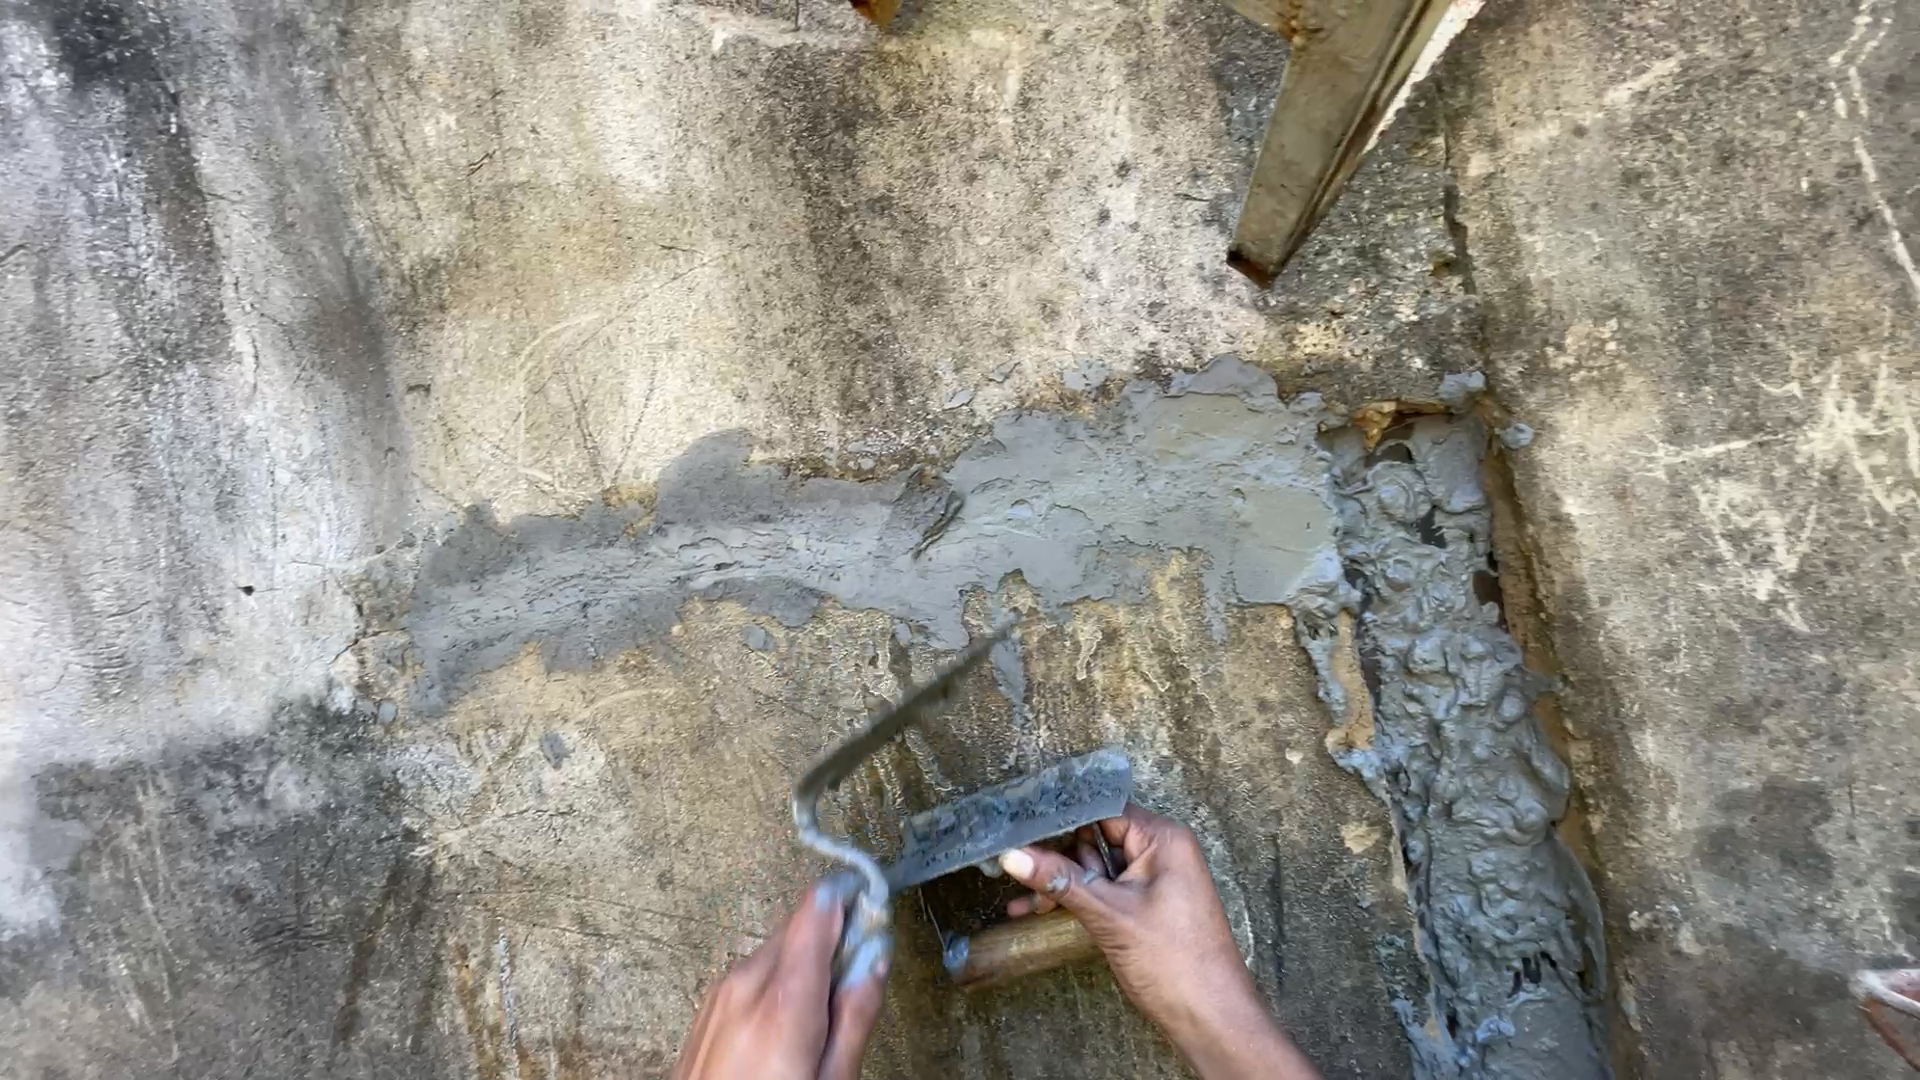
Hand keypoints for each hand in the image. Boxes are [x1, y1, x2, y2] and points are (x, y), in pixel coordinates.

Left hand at [671, 878, 889, 1079]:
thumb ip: (856, 1015)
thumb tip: (877, 956)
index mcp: (783, 999)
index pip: (819, 905)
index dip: (850, 904)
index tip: (871, 925)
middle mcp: (748, 980)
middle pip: (803, 924)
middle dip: (832, 944)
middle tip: (847, 995)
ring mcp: (721, 991)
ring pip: (780, 947)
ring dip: (805, 967)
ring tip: (812, 1028)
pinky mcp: (708, 1005)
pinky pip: (756, 972)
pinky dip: (777, 985)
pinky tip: (780, 1036)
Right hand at [998, 804, 1321, 1079]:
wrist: (1213, 1024)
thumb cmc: (1173, 963)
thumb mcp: (1108, 914)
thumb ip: (1059, 880)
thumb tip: (1011, 855)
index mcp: (1161, 838)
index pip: (1101, 808)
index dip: (1061, 815)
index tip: (1020, 823)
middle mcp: (1159, 850)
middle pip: (1094, 837)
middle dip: (1057, 857)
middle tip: (1017, 870)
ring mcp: (1153, 878)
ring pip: (1095, 866)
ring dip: (1061, 883)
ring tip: (1023, 902)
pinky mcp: (1145, 903)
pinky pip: (1104, 889)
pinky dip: (1077, 899)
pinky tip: (1039, 910)